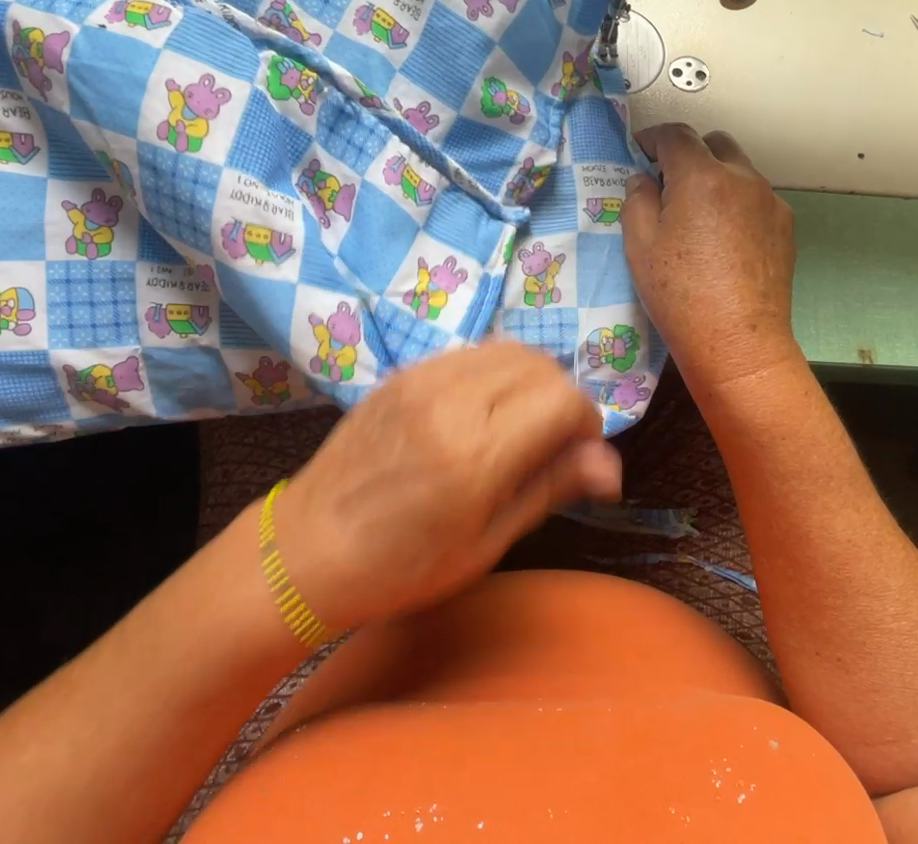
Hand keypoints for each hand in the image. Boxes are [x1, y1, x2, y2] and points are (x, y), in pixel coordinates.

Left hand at [272, 343, 619, 630]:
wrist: (308, 551)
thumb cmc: (403, 567)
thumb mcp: (486, 542)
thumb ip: (549, 487)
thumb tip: (609, 463)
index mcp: (477, 453)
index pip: (565, 400)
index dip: (587, 426)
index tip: (579, 458)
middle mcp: (452, 400)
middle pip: (542, 365)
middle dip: (563, 399)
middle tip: (553, 444)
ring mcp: (421, 379)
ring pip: (508, 350)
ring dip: (531, 380)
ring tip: (519, 425)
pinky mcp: (401, 374)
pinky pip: (469, 353)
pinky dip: (494, 373)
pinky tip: (482, 412)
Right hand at [623, 122, 799, 391]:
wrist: (738, 342)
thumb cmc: (680, 295)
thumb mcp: (640, 246)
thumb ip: (637, 200)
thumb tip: (644, 179)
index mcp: (702, 177)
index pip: (676, 135)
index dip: (652, 137)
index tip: (640, 151)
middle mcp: (742, 178)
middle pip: (714, 143)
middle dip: (689, 153)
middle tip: (668, 184)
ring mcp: (769, 201)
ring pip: (739, 171)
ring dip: (715, 179)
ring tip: (697, 218)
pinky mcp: (784, 226)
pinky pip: (755, 199)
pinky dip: (735, 204)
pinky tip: (723, 242)